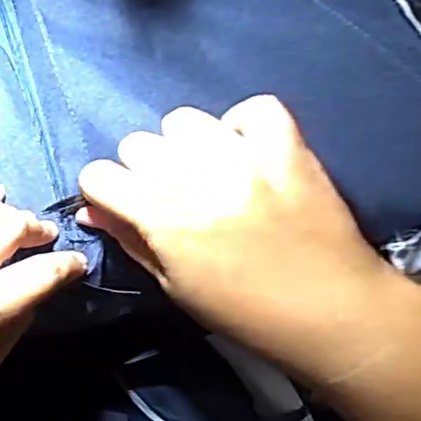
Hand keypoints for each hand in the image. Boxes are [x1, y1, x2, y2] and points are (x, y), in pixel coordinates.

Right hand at [76, 95, 411, 383]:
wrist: (328, 311)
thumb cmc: (241, 311)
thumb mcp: (172, 284)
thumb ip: (129, 239)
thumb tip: (92, 211)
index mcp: (159, 214)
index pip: (98, 174)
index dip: (103, 191)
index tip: (120, 205)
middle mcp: (193, 175)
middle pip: (136, 143)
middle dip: (141, 170)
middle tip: (169, 196)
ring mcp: (242, 155)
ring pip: (183, 120)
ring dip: (185, 145)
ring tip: (206, 171)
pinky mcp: (285, 145)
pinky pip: (253, 109)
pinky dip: (242, 125)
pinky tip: (245, 151)